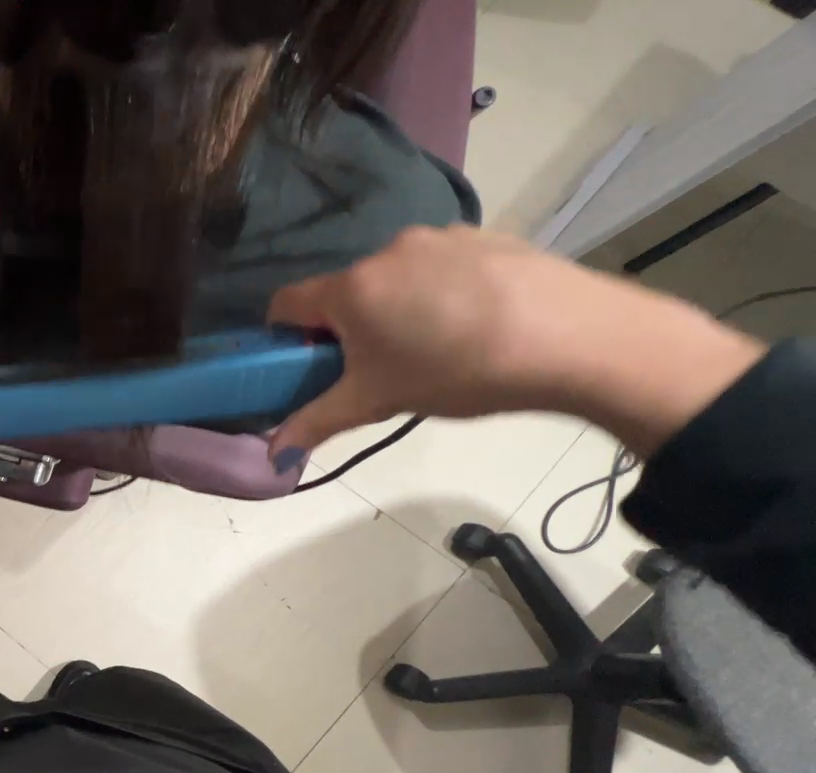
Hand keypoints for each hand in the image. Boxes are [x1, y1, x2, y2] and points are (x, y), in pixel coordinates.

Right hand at [265, 225, 767, 466]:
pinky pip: (438, 266)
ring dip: (391, 308)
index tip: (307, 366)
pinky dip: (437, 293)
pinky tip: (471, 323)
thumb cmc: (457, 371)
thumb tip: (273, 457)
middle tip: (374, 367)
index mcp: (350, 288)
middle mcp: (385, 252)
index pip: (285, 303)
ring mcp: (440, 238)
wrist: (580, 340)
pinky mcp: (486, 236)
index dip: (284, 337)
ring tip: (431, 346)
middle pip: (341, 292)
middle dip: (345, 327)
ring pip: (391, 279)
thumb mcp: (376, 403)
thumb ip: (315, 424)